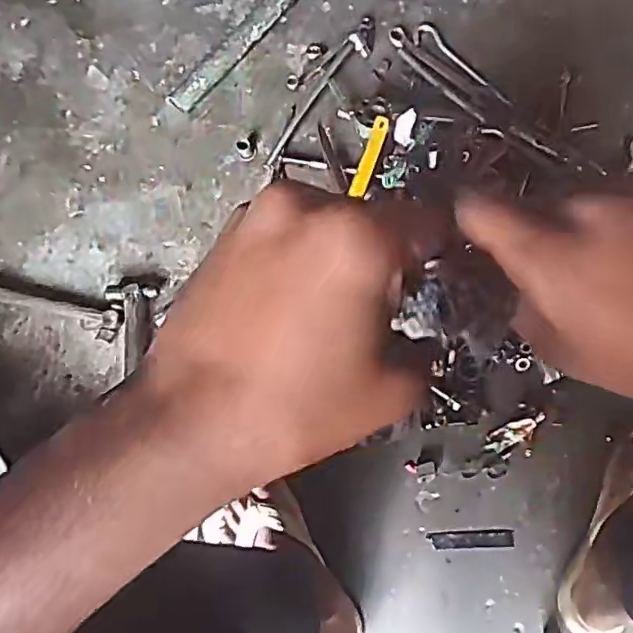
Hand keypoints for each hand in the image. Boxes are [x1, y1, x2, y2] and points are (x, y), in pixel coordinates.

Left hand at [135, 181, 426, 491]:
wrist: (194, 421)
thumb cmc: (279, 409)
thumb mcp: (388, 392)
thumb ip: (424, 352)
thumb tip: (423, 343)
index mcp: (356, 239)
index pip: (424, 219)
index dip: (437, 250)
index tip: (435, 267)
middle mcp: (306, 212)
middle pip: (373, 218)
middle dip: (385, 256)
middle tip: (384, 305)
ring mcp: (260, 217)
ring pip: (327, 222)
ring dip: (340, 254)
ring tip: (330, 312)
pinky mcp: (230, 235)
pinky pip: (287, 233)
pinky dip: (300, 258)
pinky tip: (295, 308)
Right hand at [456, 171, 632, 420]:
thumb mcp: (568, 354)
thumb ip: (524, 310)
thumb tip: (514, 288)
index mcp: (548, 257)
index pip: (479, 210)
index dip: (468, 217)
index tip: (469, 224)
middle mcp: (582, 213)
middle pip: (535, 207)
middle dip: (539, 233)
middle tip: (565, 271)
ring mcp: (629, 193)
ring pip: (581, 199)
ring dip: (584, 224)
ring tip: (618, 264)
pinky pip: (625, 193)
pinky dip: (626, 214)